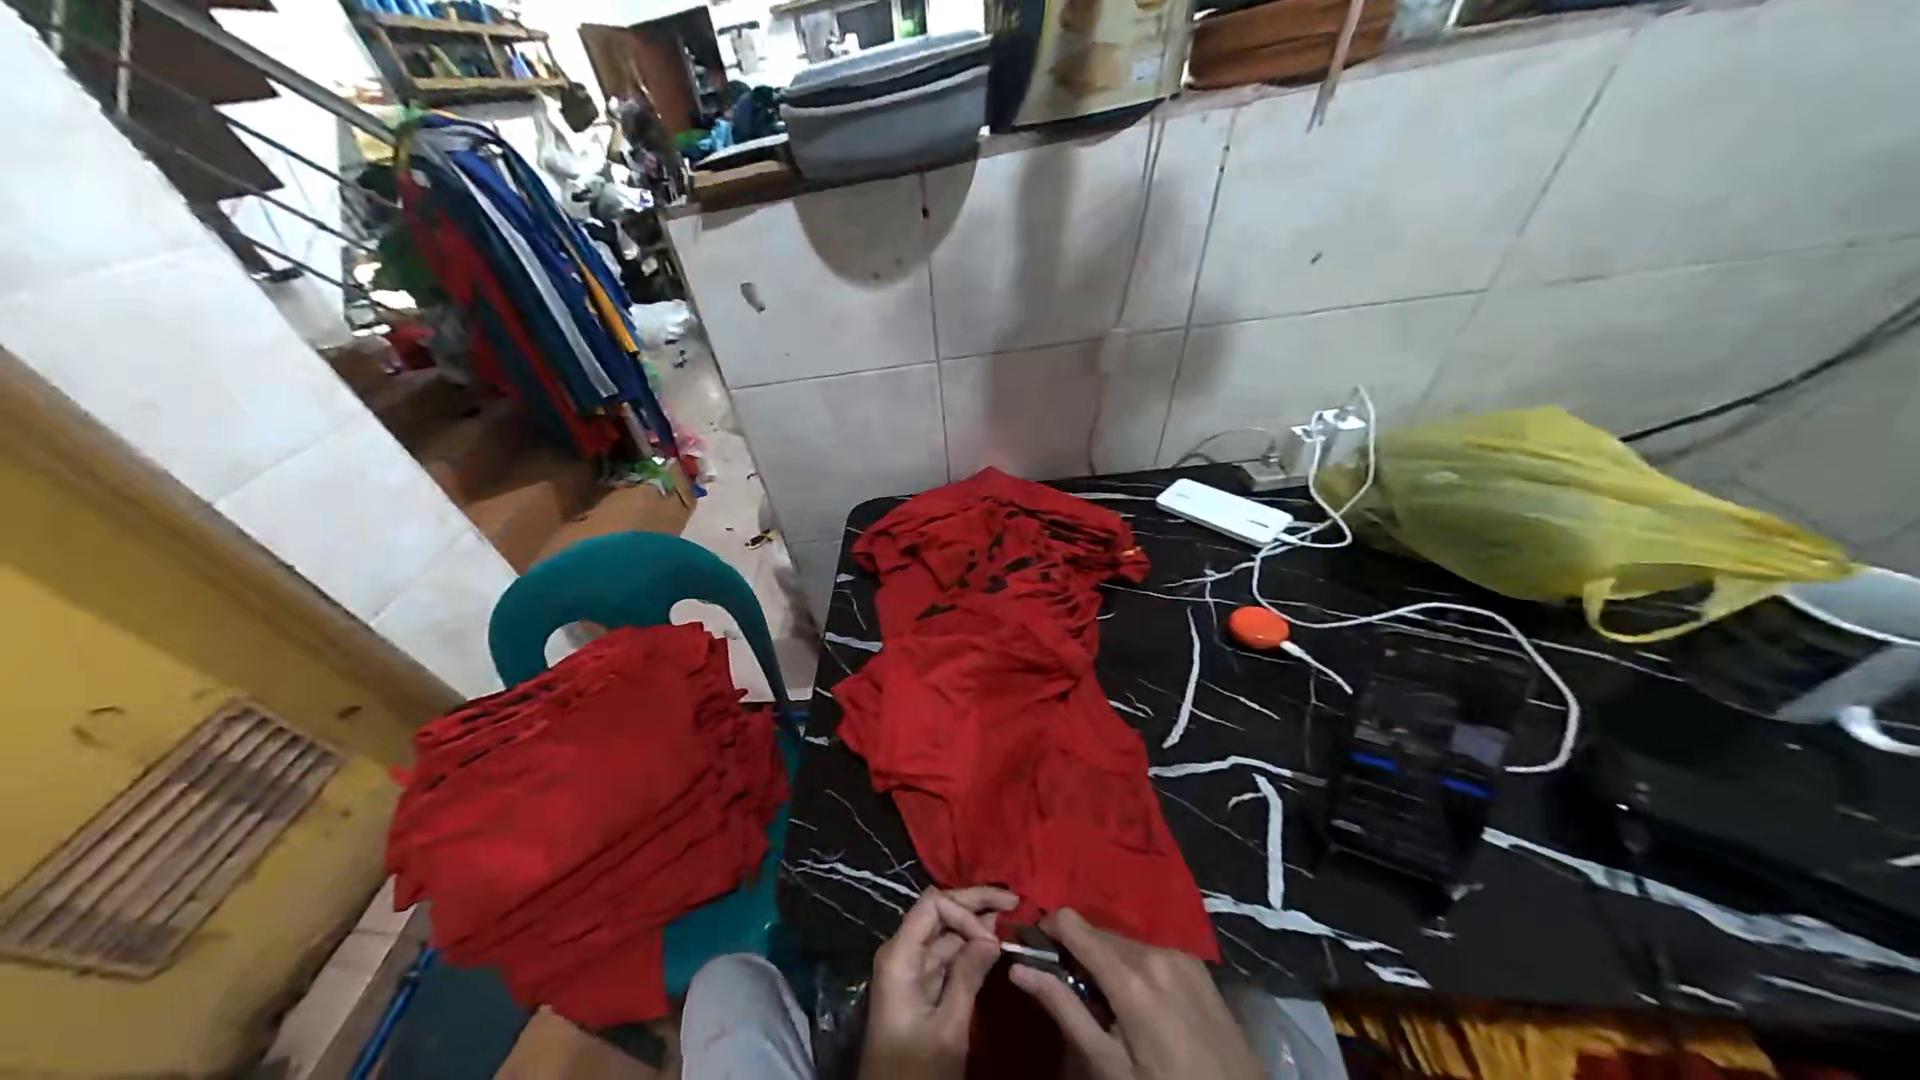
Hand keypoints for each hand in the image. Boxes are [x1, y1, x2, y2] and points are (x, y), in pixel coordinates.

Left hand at [861, 885, 1019, 1079]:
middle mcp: (902, 952)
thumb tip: (992, 936)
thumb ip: (968, 976)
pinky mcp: (919, 985)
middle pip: (938, 911)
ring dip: (974, 922)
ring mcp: (910, 968)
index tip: (993, 937)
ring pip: (944, 931)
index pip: (933, 905)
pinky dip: (969, 945)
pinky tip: (991, 942)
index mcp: (900, 955)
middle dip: (974, 903)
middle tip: (1012, 900)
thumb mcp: (948, 1028)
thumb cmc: (916, 1070)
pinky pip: (945, 953)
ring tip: (1008, 916)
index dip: (965, 910)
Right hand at [1008, 908, 1258, 1079]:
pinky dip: (1133, 964)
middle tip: (1071, 989)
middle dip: (1077, 952)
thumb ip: (1063, 1009)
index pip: (1073, 924)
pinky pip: (1150, 950)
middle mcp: (1155, 952)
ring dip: (1106, 959)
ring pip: (1123, 941)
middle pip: (1098, 933)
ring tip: (1108, 1001)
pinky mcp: (1196, 963)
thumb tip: (1018, 968)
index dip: (1048, 929)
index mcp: (1131, 977)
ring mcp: (1180, 954)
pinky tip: (1140, 1000)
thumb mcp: (1108, 1064)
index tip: (1036, 949)